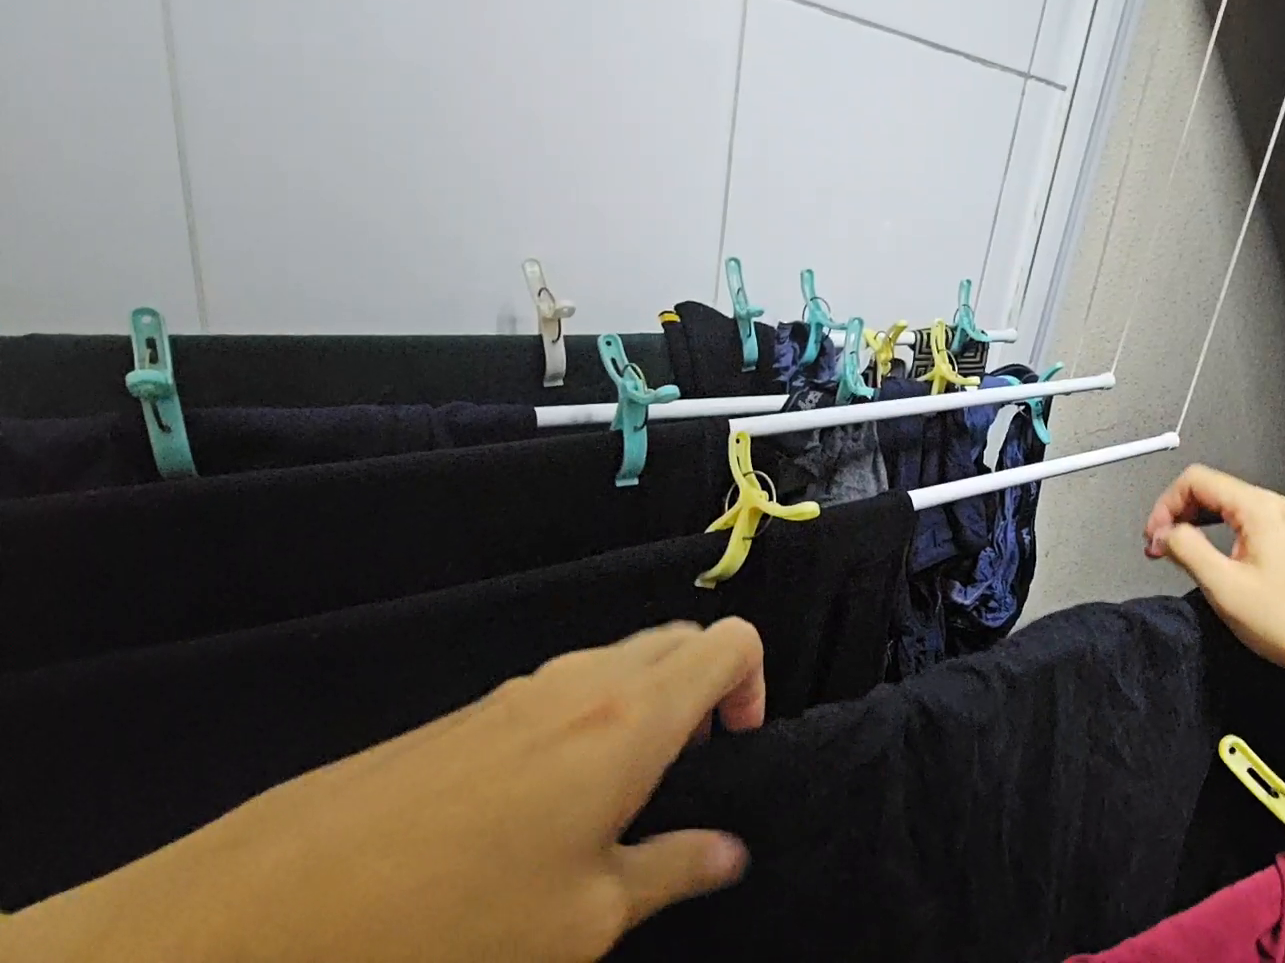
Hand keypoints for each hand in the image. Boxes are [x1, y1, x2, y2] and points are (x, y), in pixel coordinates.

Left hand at [6, 619, 765, 962]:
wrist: (253, 922)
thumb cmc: (453, 923)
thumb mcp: (586, 917)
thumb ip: (673, 869)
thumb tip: (729, 852)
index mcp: (630, 716)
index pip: (730, 641)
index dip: (754, 683)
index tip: (735, 749)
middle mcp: (583, 681)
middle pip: (679, 639)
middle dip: (707, 686)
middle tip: (689, 767)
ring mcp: (518, 691)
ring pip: (620, 660)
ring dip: (649, 701)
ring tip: (624, 789)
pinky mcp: (469, 712)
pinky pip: (563, 687)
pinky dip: (593, 716)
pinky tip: (549, 800)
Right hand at [1144, 465, 1284, 679]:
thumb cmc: (1284, 622)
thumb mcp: (1223, 586)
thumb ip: (1185, 549)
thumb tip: (1161, 534)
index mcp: (1260, 508)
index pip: (1196, 480)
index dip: (1165, 504)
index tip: (1152, 538)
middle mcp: (1275, 506)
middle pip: (1211, 488)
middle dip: (1176, 513)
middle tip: (1158, 547)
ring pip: (1225, 505)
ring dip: (1194, 523)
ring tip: (1175, 552)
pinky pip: (1242, 521)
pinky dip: (1215, 532)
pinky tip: (1206, 556)